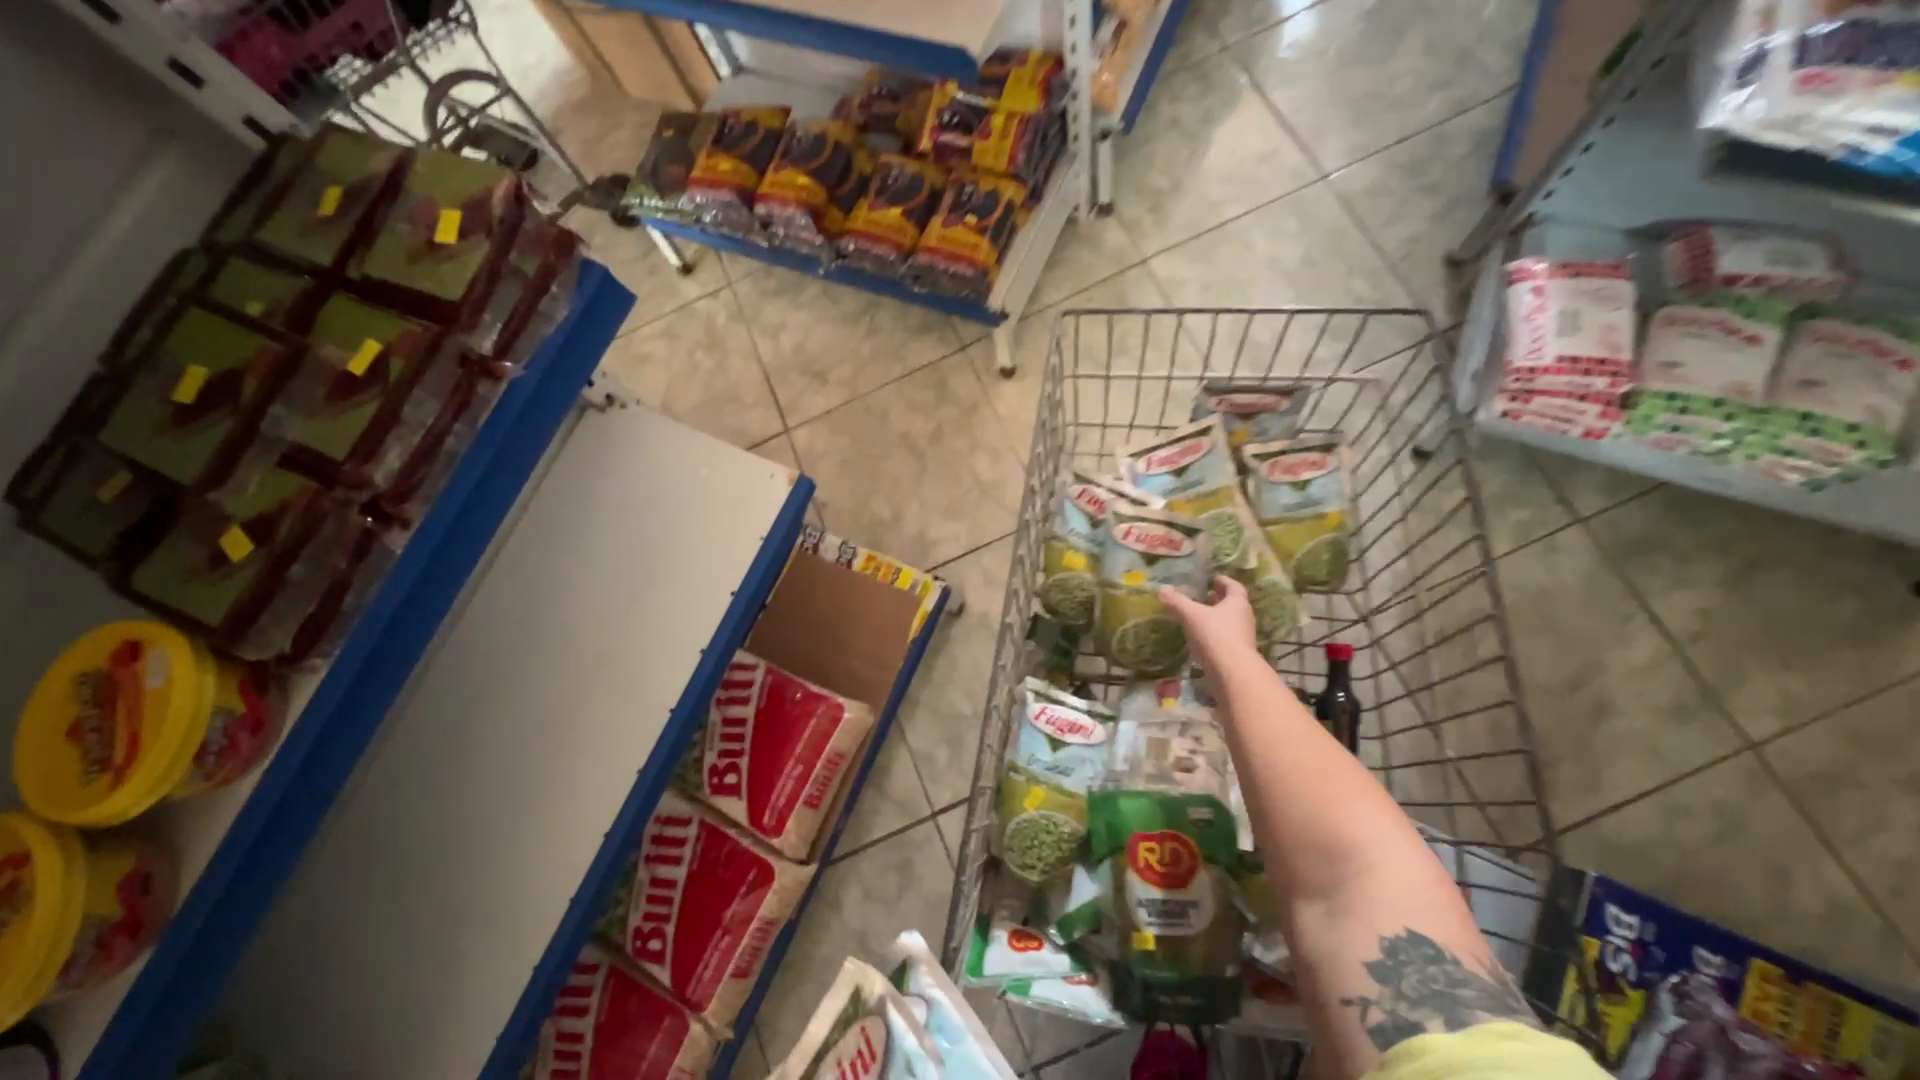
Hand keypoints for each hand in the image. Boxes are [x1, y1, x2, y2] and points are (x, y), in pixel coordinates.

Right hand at [1160, 576, 1257, 667]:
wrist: (1232, 671)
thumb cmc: (1214, 635)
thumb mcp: (1191, 614)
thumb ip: (1177, 601)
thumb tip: (1162, 589)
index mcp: (1237, 602)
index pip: (1234, 586)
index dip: (1224, 581)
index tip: (1214, 579)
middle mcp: (1244, 617)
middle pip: (1233, 604)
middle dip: (1219, 599)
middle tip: (1205, 596)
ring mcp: (1243, 636)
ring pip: (1230, 621)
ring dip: (1217, 617)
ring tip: (1200, 616)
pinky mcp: (1238, 653)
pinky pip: (1226, 637)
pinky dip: (1215, 634)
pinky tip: (1201, 638)